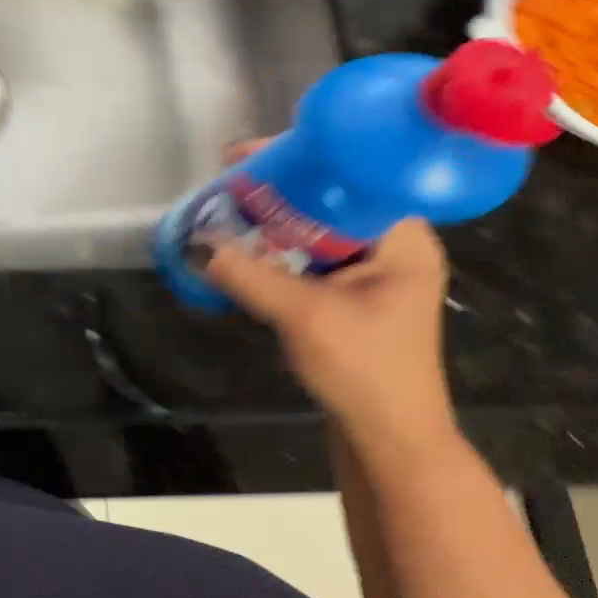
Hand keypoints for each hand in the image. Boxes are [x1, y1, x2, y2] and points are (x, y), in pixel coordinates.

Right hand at [199, 145, 457, 451]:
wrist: (390, 440)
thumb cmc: (364, 371)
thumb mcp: (302, 315)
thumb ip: (247, 273)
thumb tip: (195, 239)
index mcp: (402, 241)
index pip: (351, 175)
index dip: (297, 159)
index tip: (244, 157)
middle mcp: (392, 246)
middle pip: (328, 195)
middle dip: (275, 186)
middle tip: (226, 178)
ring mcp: (373, 270)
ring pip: (314, 223)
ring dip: (270, 216)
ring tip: (224, 204)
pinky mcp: (351, 292)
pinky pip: (307, 251)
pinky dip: (274, 243)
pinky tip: (240, 244)